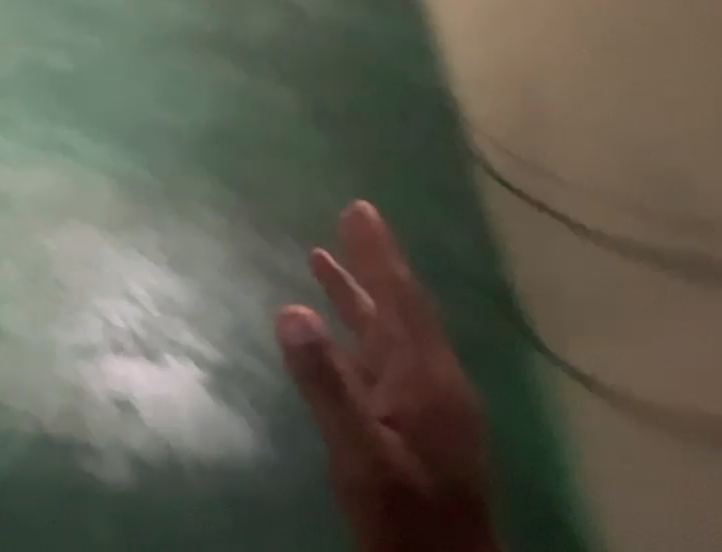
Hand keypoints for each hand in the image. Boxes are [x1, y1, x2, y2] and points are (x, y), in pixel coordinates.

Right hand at [276, 202, 500, 551]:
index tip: (358, 209)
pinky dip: (352, 329)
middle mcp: (431, 382)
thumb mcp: (359, 451)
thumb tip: (290, 310)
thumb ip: (325, 382)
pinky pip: (377, 357)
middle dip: (372, 263)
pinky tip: (328, 324)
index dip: (379, 254)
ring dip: (357, 294)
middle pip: (399, 309)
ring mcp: (421, 404)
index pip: (401, 302)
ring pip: (386, 332)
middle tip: (347, 217)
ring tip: (321, 258)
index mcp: (428, 381)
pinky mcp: (407, 421)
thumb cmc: (402, 512)